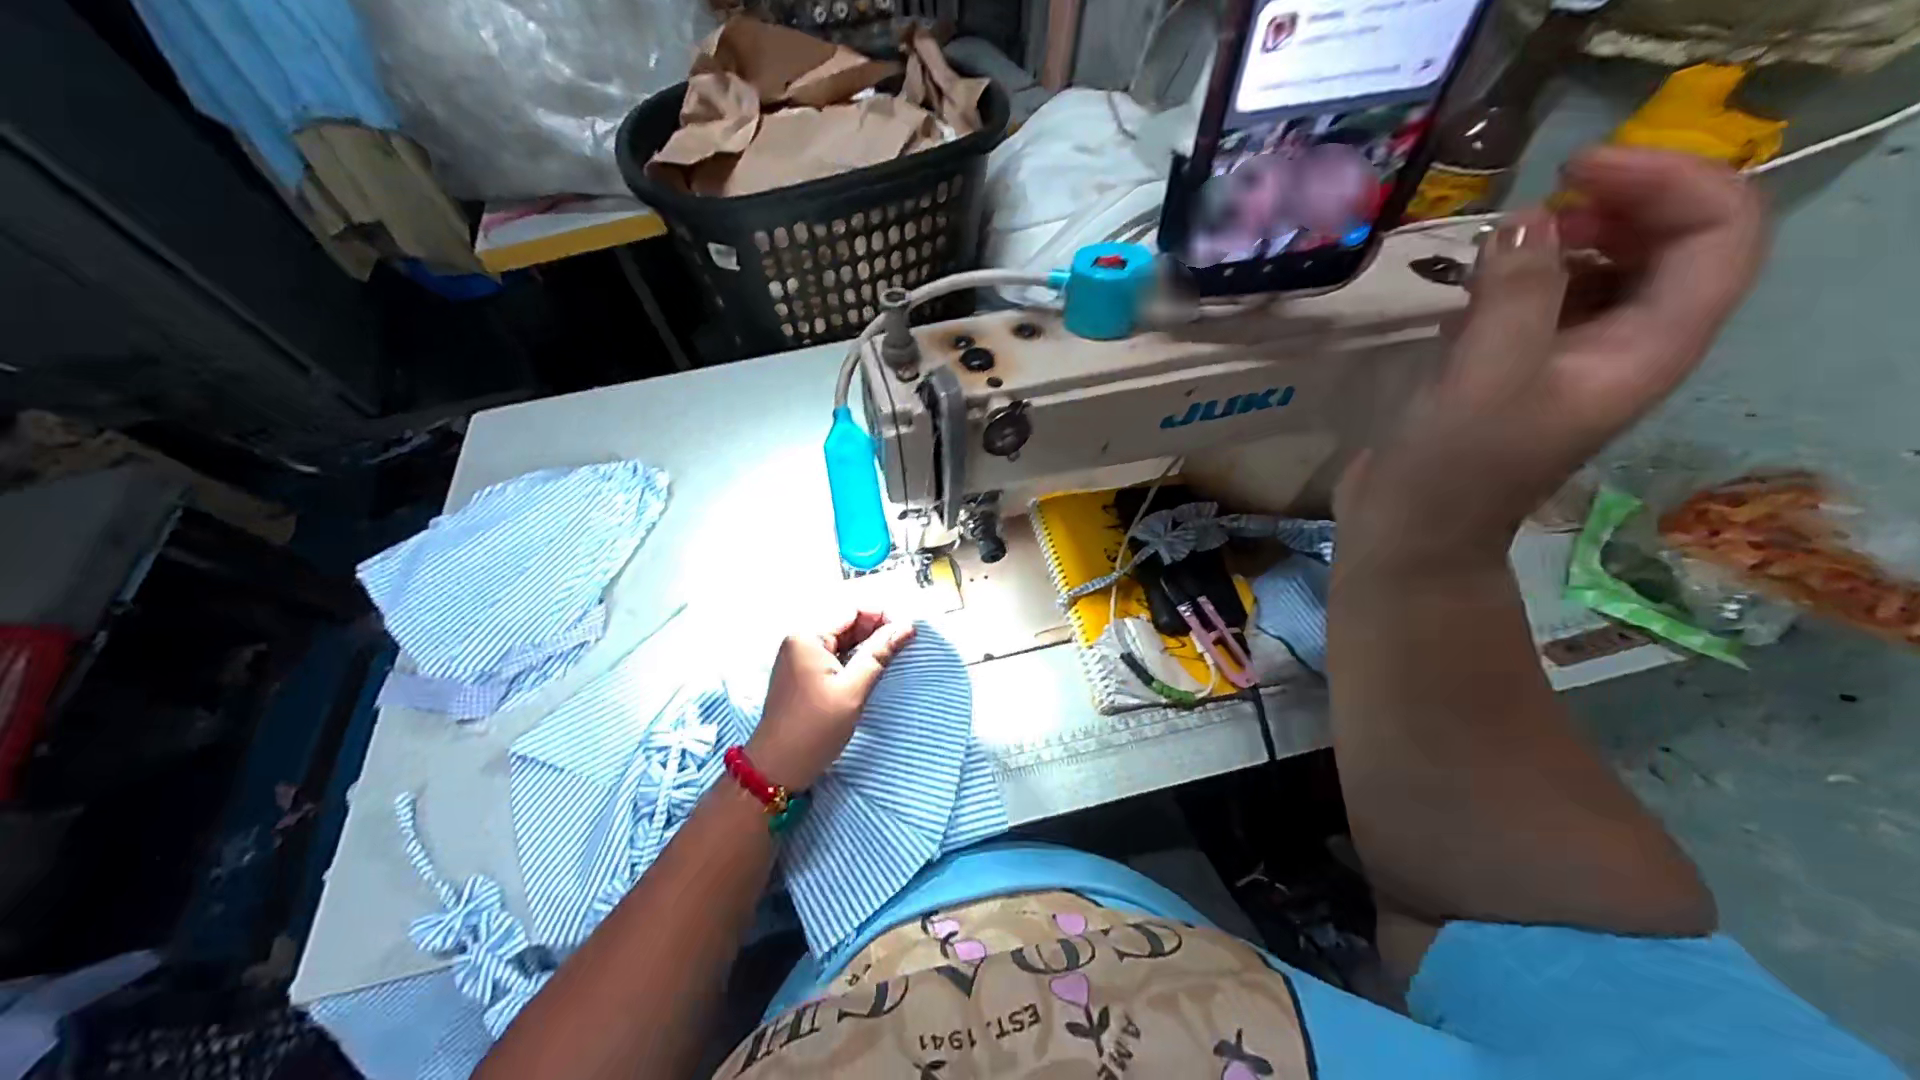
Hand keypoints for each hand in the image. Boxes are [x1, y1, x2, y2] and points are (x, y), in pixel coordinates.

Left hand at [746, 611, 915, 789]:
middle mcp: (800, 640)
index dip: (882, 616)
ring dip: (867, 646)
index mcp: (808, 637)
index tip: (908, 631)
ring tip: (893, 658)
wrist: (777, 768)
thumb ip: (879, 654)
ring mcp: (799, 657)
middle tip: (905, 646)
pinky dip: (853, 660)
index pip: (852, 610)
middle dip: (876, 631)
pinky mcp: (802, 674)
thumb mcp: (853, 690)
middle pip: (846, 623)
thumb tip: (906, 626)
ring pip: (842, 640)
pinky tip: (871, 670)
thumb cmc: (814, 728)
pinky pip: (833, 656)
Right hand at [1336, 147, 1765, 572]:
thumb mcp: (1484, 378)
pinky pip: (1550, 298)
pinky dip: (1524, 275)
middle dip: (1622, 202)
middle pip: (1674, 242)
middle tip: (1540, 201)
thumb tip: (1525, 221)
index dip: (1668, 180)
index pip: (1719, 233)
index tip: (1572, 171)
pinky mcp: (1523, 367)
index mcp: (1648, 349)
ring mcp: (1574, 357)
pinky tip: (1474, 286)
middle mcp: (1628, 345)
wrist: (1412, 531)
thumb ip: (1517, 294)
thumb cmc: (1453, 465)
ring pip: (1610, 267)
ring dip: (1569, 236)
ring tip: (1501, 241)